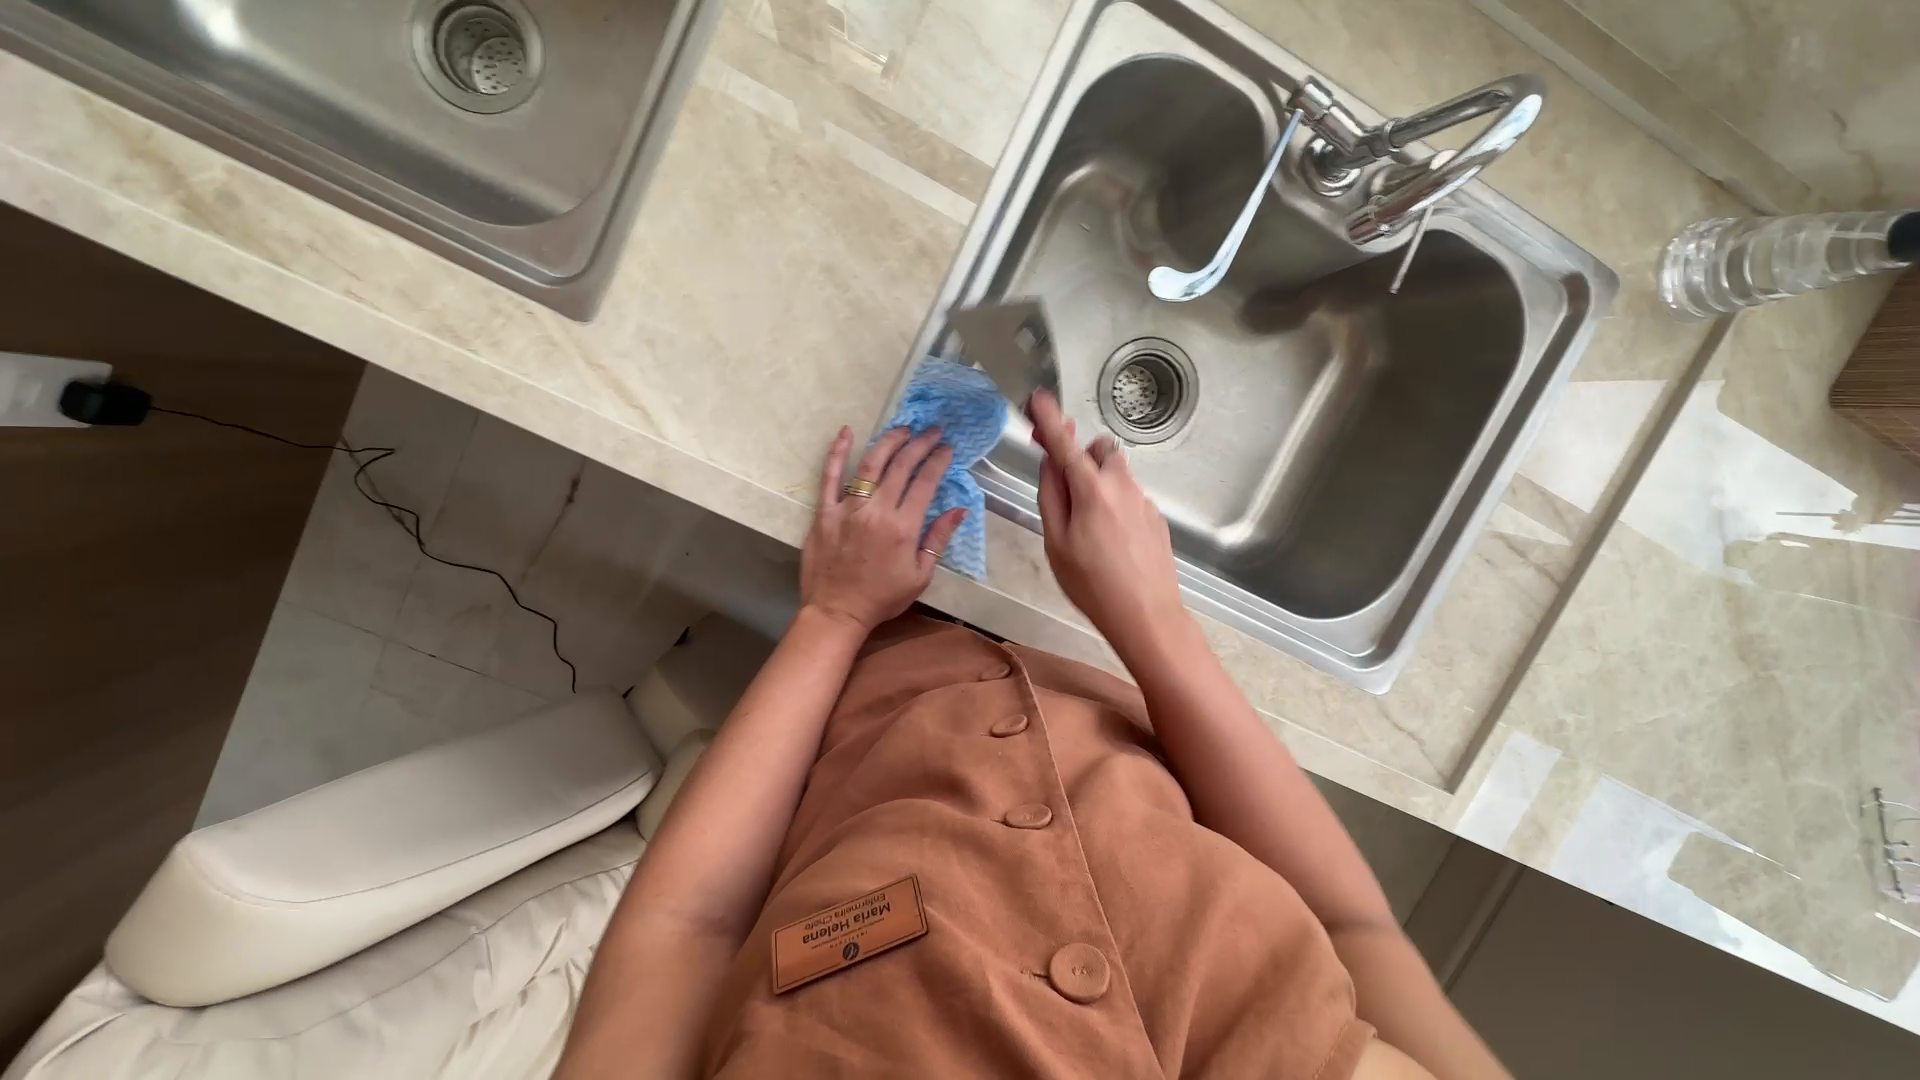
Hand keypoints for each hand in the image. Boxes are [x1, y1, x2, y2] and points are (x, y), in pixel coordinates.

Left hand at [801, 425, 966, 632]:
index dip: (938, 461)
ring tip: (902, 429)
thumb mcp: (920, 575)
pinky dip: (837, 452)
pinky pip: (829, 476)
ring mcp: (848, 508)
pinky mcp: (824, 512)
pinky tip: (846, 432)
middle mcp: (877, 511)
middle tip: (931, 431)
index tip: (947, 449)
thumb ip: (938, 539)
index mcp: (903, 527)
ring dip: (888, 442)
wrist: (837, 611)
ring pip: (870, 464)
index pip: (925, 482)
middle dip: (919, 444)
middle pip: (901, 466)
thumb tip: (959, 510)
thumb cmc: (883, 598)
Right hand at [1027, 390, 1185, 657]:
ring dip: (1098, 482)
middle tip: (1065, 482)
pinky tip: (1109, 542)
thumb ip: (1051, 497)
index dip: (1049, 419)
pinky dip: (1114, 504)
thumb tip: (1049, 464)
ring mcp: (1143, 501)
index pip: (1065, 444)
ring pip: (1117, 474)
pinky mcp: (1156, 518)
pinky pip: (1129, 497)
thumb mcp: (1056, 543)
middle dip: (1082, 455)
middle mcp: (1121, 486)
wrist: (1147, 615)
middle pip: (1100, 450)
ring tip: (1086, 525)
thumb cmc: (1092, 585)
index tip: (1038, 397)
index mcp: (1091, 490)